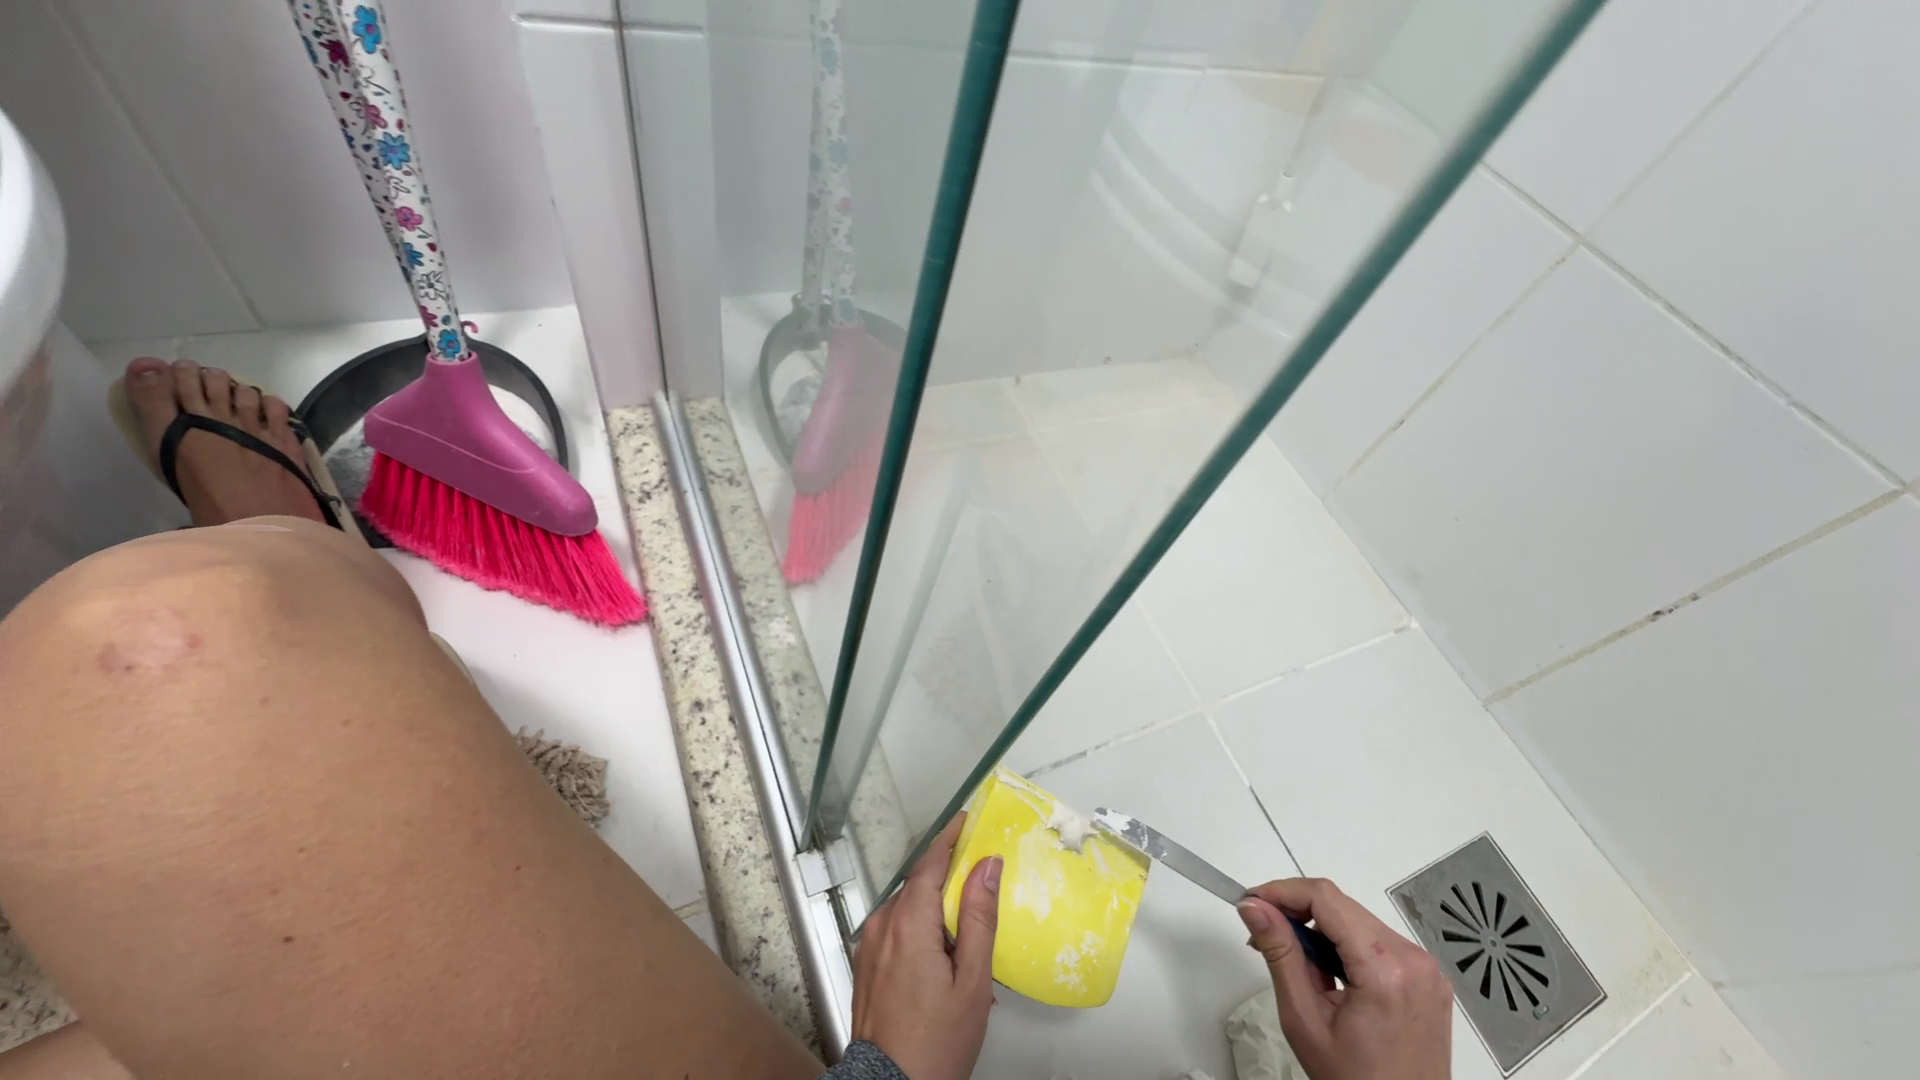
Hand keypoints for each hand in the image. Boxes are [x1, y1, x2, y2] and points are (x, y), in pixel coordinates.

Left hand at [851, 815, 1001, 1079]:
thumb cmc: (938, 1039)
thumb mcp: (972, 979)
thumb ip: (978, 917)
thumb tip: (987, 865)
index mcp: (908, 922)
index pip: (929, 861)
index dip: (950, 837)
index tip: (969, 820)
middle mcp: (882, 924)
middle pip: (919, 883)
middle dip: (948, 873)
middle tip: (982, 875)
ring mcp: (870, 944)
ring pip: (908, 906)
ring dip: (935, 904)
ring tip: (969, 926)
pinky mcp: (866, 964)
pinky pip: (897, 928)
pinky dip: (920, 926)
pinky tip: (943, 953)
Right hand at [1238, 878, 1452, 1079]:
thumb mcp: (1304, 1019)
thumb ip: (1279, 954)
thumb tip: (1252, 906)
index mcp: (1385, 969)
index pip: (1325, 898)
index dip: (1282, 891)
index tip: (1251, 903)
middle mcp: (1413, 959)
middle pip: (1341, 906)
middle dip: (1296, 912)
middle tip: (1263, 937)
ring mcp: (1427, 967)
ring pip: (1357, 920)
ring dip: (1320, 929)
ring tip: (1296, 965)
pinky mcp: (1429, 977)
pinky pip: (1377, 940)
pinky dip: (1345, 945)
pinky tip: (1328, 973)